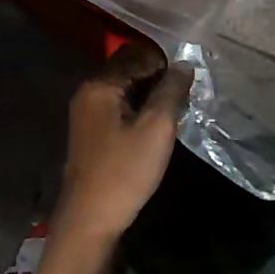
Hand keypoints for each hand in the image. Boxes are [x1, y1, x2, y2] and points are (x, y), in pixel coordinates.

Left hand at [54, 43, 193, 240]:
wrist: (91, 219)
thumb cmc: (126, 170)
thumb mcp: (157, 127)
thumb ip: (171, 90)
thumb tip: (184, 64)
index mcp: (100, 86)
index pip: (136, 54)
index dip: (165, 63)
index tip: (187, 82)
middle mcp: (88, 93)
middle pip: (129, 69)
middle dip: (159, 77)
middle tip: (185, 96)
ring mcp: (87, 114)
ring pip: (126, 89)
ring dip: (151, 94)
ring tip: (176, 111)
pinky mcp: (92, 133)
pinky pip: (120, 107)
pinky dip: (140, 109)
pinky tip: (157, 126)